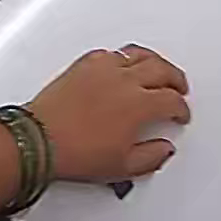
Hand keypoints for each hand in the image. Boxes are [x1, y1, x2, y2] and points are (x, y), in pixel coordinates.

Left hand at [27, 45, 190, 181]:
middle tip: (178, 87)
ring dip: (153, 61)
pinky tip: (121, 65)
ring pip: (138, 54)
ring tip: (157, 68)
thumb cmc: (75, 152)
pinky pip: (110, 53)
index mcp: (139, 104)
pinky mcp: (83, 65)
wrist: (39, 140)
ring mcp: (103, 69)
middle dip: (175, 79)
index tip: (180, 114)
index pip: (171, 100)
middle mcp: (124, 80)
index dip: (181, 109)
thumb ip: (151, 157)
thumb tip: (163, 149)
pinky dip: (122, 58)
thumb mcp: (122, 167)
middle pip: (161, 69)